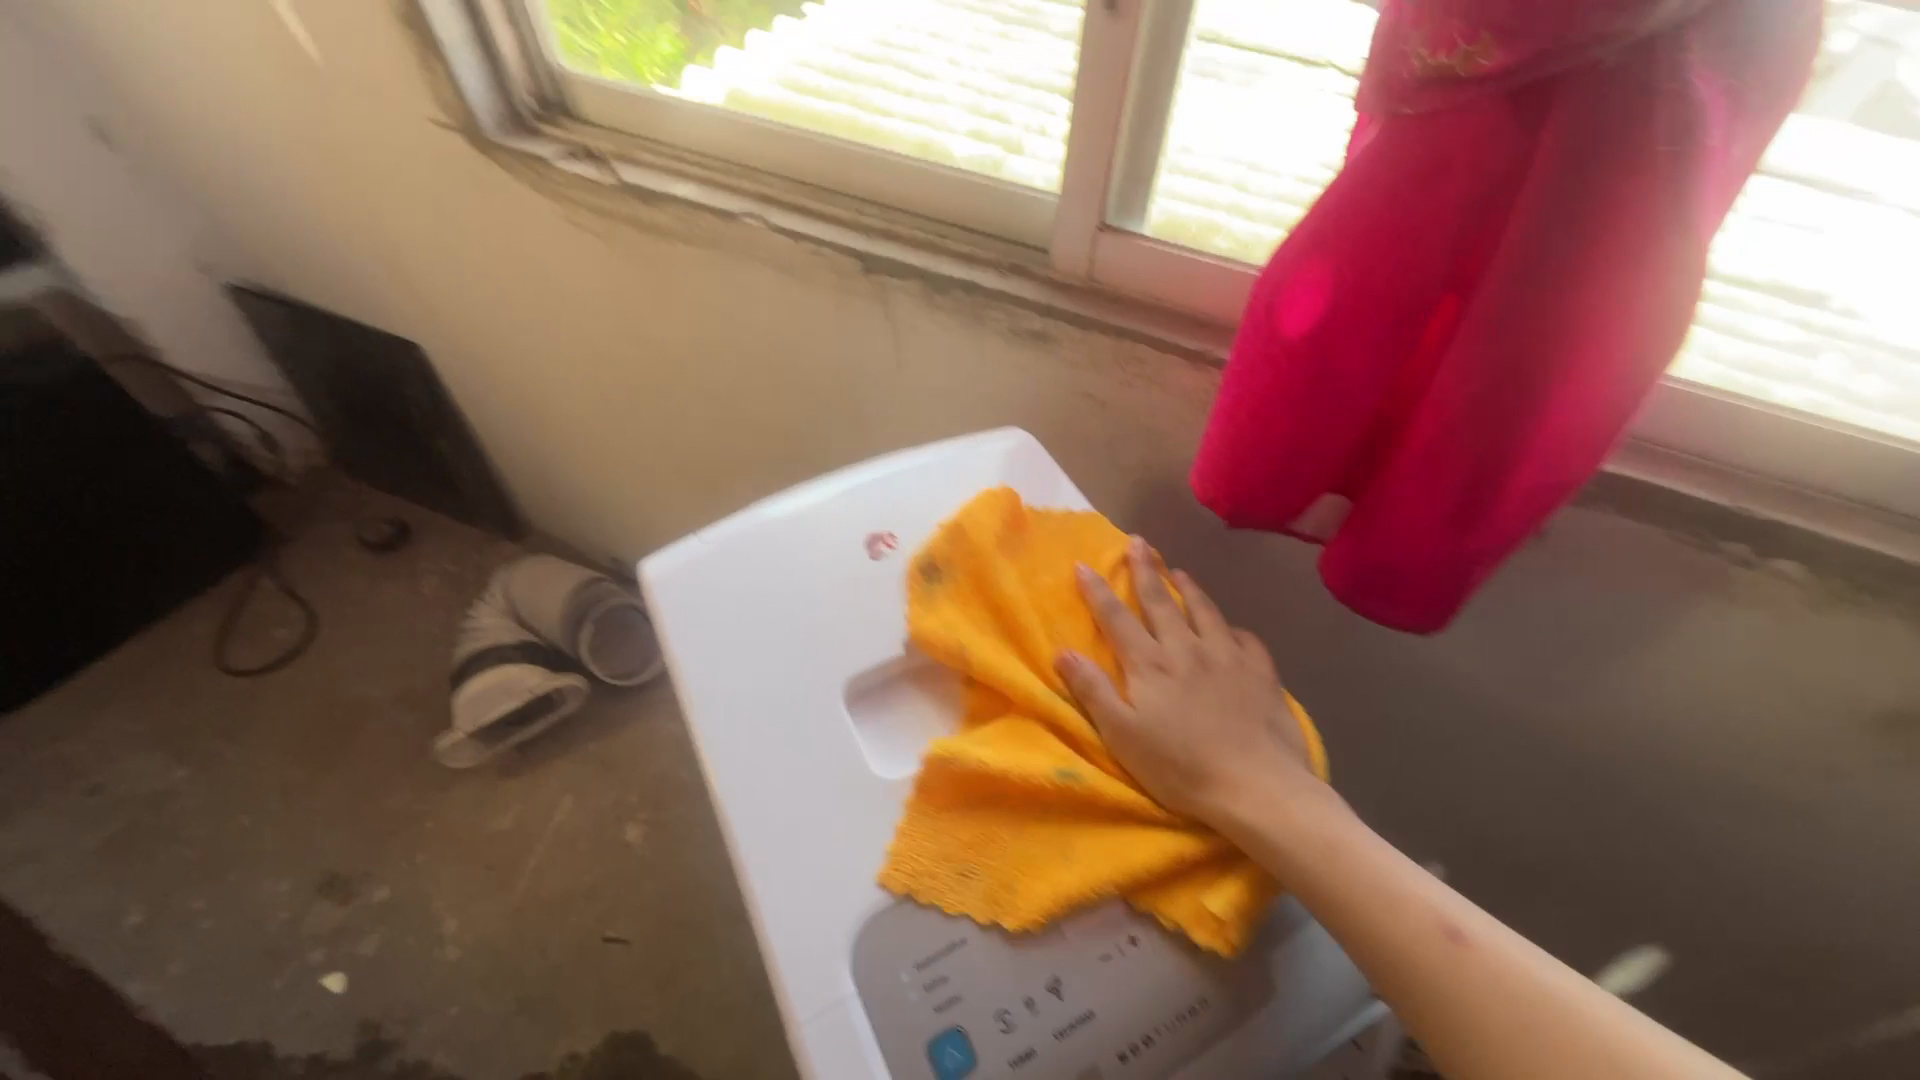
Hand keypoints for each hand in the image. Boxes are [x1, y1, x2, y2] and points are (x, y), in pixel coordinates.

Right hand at [1055, 536, 1329, 828]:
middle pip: (1161, 601)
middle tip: (1138, 542)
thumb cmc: (1180, 767)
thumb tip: (1063, 652)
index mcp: (1150, 664)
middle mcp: (1187, 649)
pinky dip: (1232, 628)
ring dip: (1188, 588)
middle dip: (1145, 570)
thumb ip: (1093, 691)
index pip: (1117, 618)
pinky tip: (1231, 628)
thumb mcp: (1122, 735)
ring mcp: (1228, 657)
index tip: (1084, 565)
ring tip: (1179, 571)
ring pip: (1204, 610)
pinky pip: (1245, 638)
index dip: (1098, 591)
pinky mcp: (1261, 672)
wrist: (1256, 785)